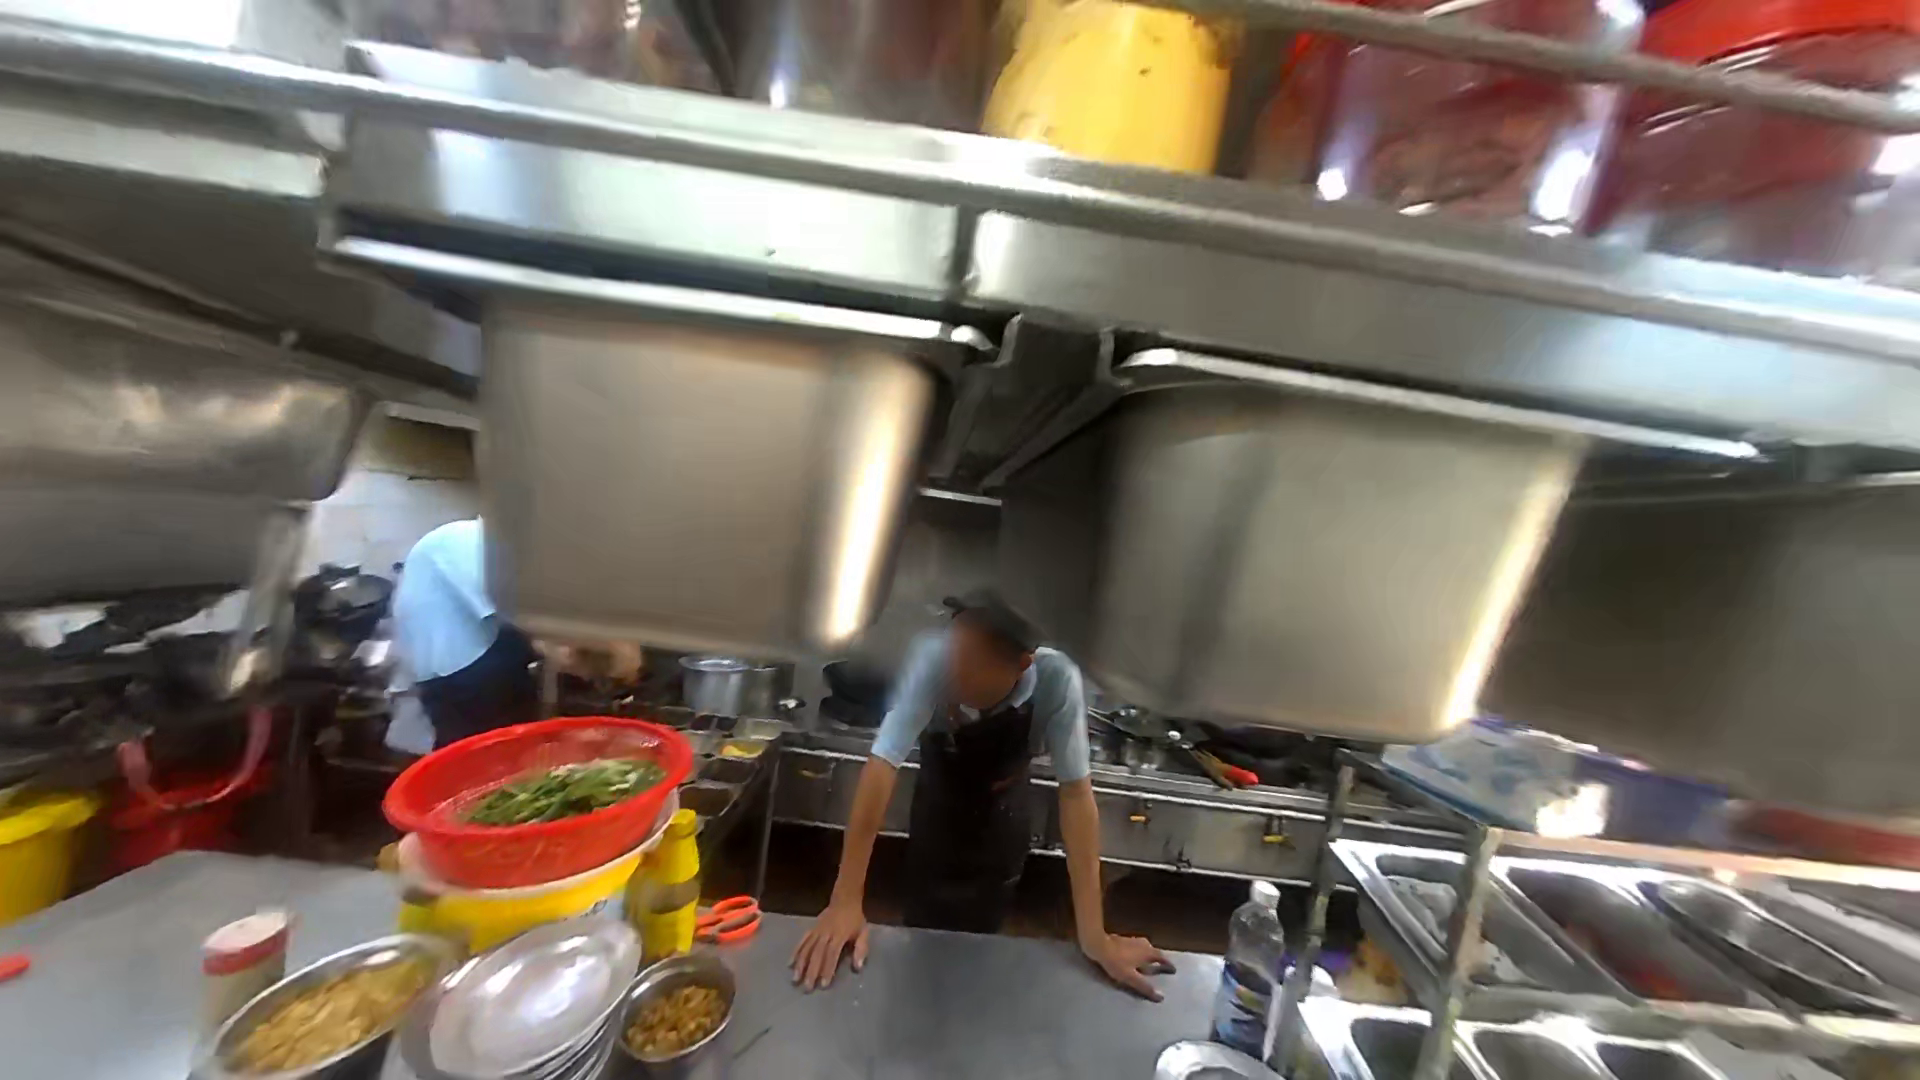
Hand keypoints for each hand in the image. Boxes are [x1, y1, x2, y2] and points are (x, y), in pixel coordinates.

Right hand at [790, 901, 868, 990]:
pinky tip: (790, 963)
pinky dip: (796, 951)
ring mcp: (817, 930)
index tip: (823, 984)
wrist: (845, 899)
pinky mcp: (812, 928)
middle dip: (812, 970)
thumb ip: (861, 948)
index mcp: (840, 934)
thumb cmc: (855, 919)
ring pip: (807, 947)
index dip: (827, 969)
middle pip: (818, 953)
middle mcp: (826, 933)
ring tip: (796, 979)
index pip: (832, 953)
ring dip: (801, 963)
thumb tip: (858, 967)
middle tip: (807, 987)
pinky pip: (803, 940)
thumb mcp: (863, 931)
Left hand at [1084, 933, 1173, 1000]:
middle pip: (1154, 951)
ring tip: (1150, 962)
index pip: (1161, 957)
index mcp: (1147, 952)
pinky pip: (1138, 947)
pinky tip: (1135, 957)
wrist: (1099, 945)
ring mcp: (1133, 940)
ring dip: (1149, 954)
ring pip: (1145, 947)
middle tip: (1162, 965)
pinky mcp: (1124, 940)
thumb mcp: (1131, 978)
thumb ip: (1145, 987)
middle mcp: (1142, 944)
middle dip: (1159, 958)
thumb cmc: (1116, 962)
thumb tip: (1161, 996)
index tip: (1173, 969)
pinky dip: (1141, 952)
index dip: (1167, 963)